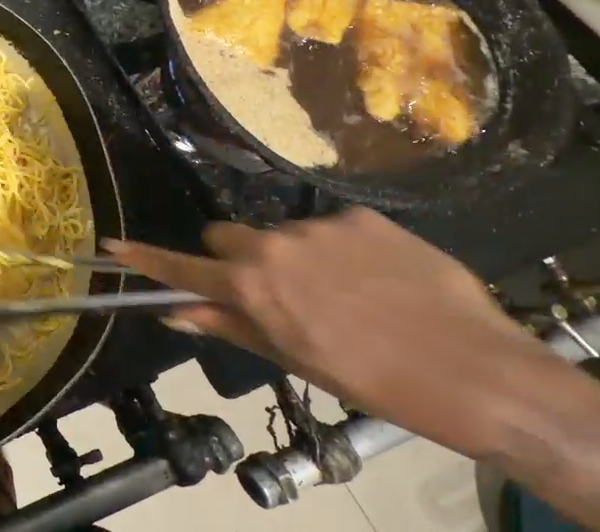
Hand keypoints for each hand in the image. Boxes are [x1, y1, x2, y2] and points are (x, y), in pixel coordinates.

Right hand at [105, 208, 556, 459]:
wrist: (487, 376)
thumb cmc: (381, 383)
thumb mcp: (297, 361)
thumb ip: (231, 326)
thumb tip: (177, 311)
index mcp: (254, 286)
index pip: (182, 265)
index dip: (145, 257)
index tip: (112, 245)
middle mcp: (276, 245)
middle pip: (228, 237)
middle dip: (238, 260)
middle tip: (277, 297)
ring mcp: (321, 226)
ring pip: (283, 234)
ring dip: (296, 258)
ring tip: (348, 297)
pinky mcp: (364, 217)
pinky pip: (332, 228)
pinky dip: (343, 250)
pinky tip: (380, 281)